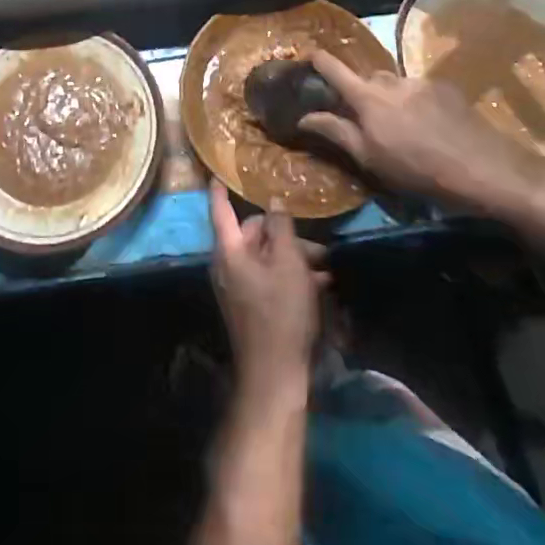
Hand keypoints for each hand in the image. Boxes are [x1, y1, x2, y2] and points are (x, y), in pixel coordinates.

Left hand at [208, 178, 327, 397]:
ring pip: (265, 258)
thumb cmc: (281, 311)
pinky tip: (320, 284)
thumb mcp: (288, 263)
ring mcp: (236, 286)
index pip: (220, 210)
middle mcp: (226, 265)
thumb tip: (272, 201)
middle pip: (252, 235)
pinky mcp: (249, 304)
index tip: (217, 171)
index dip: (220, 189)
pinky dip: (290, 276)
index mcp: (228, 251)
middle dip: (284, 234)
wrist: (275, 372)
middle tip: (319, 244)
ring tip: (326, 268)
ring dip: (294, 257)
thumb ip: (281, 228)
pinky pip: (267, 278)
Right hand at [298, 50, 544, 219]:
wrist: (484, 169)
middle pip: (367, 77)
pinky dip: (414, 102)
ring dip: (389, 98)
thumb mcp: (370, 158)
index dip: (318, 60)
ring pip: (394, 84)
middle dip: (361, 91)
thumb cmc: (418, 170)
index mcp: (368, 98)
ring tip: (400, 125)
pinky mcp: (446, 88)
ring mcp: (421, 82)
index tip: (308, 56)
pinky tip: (426, 125)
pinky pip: (418, 89)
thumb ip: (335, 132)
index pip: (334, 69)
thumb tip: (304, 117)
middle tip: (364, 117)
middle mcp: (392, 81)